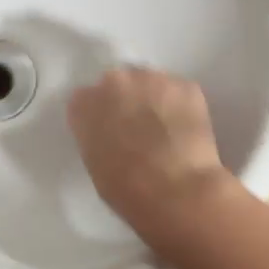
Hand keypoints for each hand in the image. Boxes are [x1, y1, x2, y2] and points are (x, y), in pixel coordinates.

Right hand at [66, 67, 232, 239]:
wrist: (174, 189)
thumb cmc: (124, 187)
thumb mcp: (93, 161)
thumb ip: (95, 135)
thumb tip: (110, 130)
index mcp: (83, 105)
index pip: (84, 100)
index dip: (97, 115)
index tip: (106, 130)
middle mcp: (114, 82)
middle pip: (117, 83)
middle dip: (124, 100)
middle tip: (135, 127)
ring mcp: (152, 79)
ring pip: (149, 82)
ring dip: (152, 98)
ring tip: (162, 126)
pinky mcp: (185, 85)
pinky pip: (176, 90)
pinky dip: (178, 105)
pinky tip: (183, 128)